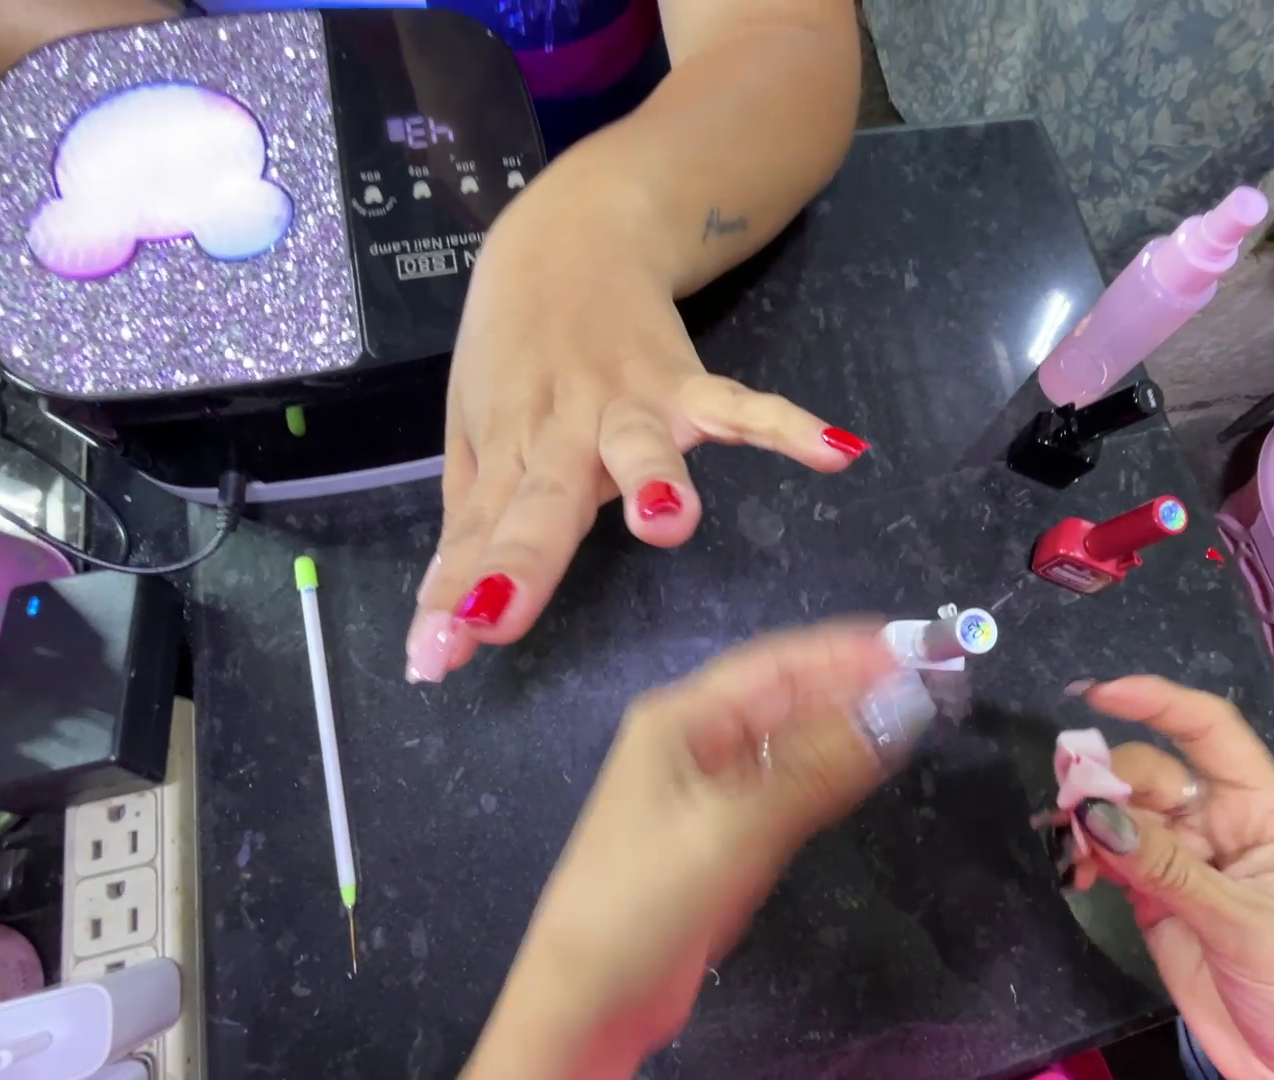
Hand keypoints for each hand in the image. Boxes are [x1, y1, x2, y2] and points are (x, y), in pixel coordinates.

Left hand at [405, 173, 867, 681]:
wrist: (571, 242)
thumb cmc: (518, 351)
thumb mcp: (475, 429)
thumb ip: (472, 522)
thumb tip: (447, 621)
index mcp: (510, 446)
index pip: (483, 527)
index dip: (461, 589)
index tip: (436, 655)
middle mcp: (564, 428)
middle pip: (547, 496)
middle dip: (525, 557)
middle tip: (496, 617)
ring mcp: (631, 400)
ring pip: (638, 442)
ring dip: (653, 477)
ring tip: (670, 520)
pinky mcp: (688, 379)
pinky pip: (739, 404)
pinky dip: (785, 423)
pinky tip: (837, 450)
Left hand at [460, 622, 931, 1078]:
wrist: (591, 997)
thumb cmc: (646, 898)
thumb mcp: (731, 827)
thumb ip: (815, 768)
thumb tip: (897, 711)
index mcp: (682, 716)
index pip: (775, 664)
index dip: (843, 651)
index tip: (909, 645)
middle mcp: (697, 735)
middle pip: (786, 694)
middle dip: (852, 682)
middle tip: (925, 675)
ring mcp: (712, 780)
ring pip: (791, 734)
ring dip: (846, 720)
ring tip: (909, 706)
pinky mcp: (728, 822)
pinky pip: (788, 776)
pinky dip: (831, 763)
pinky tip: (867, 755)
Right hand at [1066, 677, 1273, 1079]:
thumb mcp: (1251, 929)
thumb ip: (1169, 869)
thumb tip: (1093, 813)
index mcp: (1262, 810)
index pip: (1209, 731)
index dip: (1157, 701)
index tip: (1098, 695)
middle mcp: (1217, 819)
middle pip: (1147, 771)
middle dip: (1104, 779)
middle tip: (1068, 804)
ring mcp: (1182, 855)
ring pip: (1118, 810)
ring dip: (1084, 818)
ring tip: (1062, 844)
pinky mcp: (1153, 891)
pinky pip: (1106, 853)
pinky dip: (1081, 855)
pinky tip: (1071, 874)